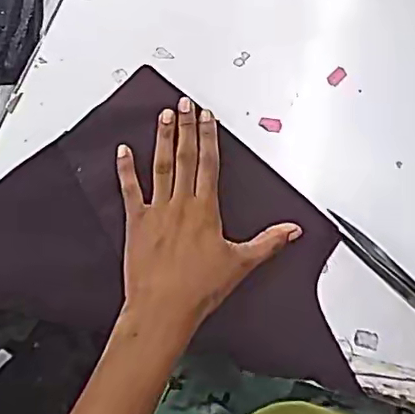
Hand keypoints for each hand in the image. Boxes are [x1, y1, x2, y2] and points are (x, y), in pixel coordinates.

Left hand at [116, 97, 301, 343]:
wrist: (163, 309)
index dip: (208, 137)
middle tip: (184, 104)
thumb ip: (268, 243)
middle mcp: (180, 204)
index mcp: (205, 210)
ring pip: (160, 166)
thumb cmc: (198, 289)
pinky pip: (130, 190)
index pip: (209, 163)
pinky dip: (125, 170)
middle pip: (185, 156)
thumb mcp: (241, 264)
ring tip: (163, 116)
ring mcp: (156, 211)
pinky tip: (123, 151)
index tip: (207, 117)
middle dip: (186, 128)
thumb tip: (291, 230)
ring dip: (162, 139)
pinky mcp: (136, 223)